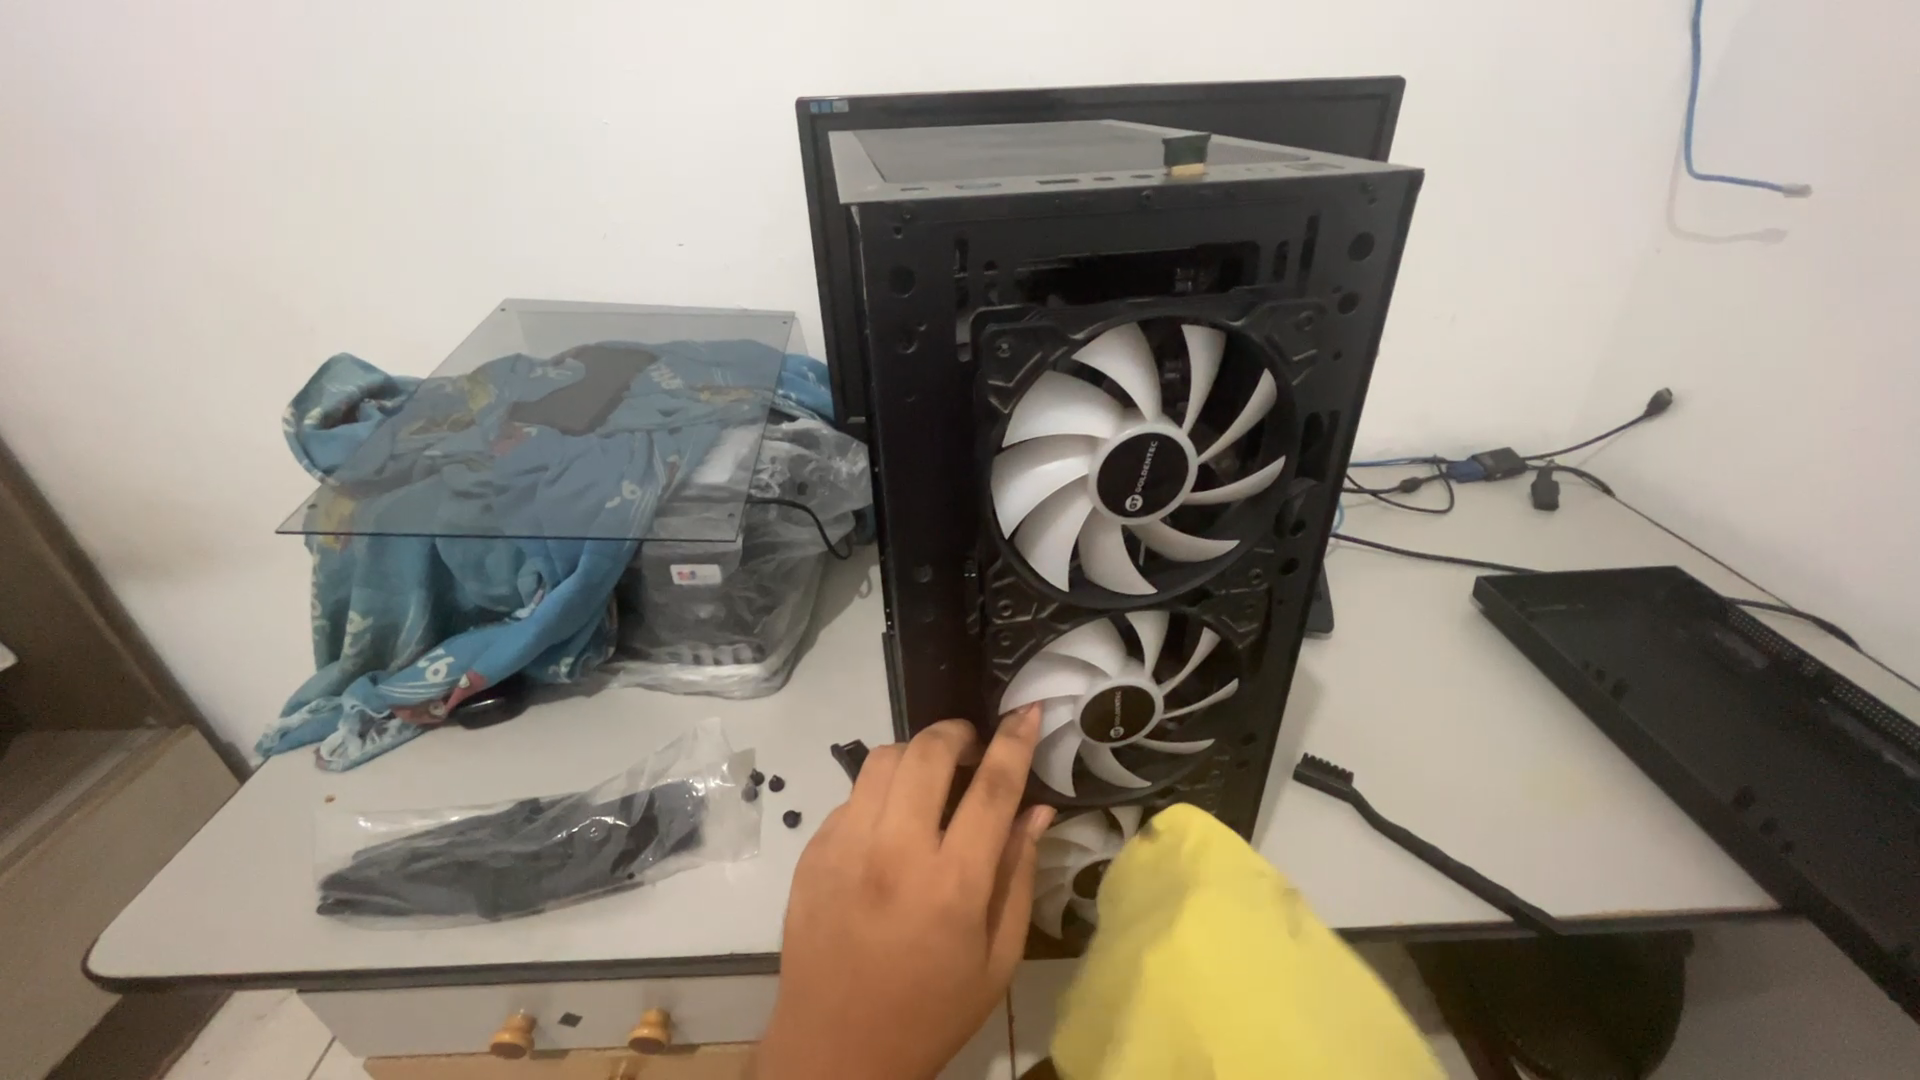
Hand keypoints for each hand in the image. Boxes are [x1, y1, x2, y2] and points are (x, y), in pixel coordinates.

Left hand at [755, 707, 1053, 1079]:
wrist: (835, 1051)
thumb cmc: (931, 1009)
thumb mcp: (998, 958)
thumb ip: (1018, 875)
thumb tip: (1036, 810)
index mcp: (951, 885)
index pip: (992, 788)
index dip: (1015, 742)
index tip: (1028, 712)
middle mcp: (894, 853)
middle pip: (926, 753)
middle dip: (955, 733)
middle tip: (970, 746)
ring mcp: (845, 848)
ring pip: (882, 761)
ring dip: (914, 756)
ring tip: (930, 781)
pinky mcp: (812, 853)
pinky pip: (852, 797)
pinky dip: (879, 794)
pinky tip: (890, 826)